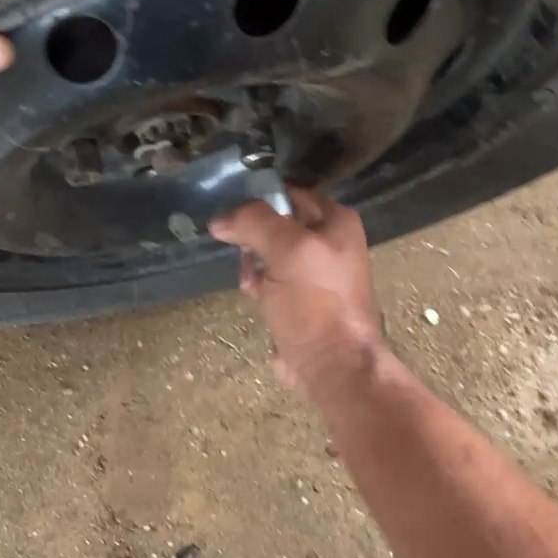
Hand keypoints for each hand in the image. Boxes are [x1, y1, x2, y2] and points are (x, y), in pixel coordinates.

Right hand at [210, 190, 387, 391]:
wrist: (330, 363)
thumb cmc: (314, 302)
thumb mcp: (286, 251)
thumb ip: (254, 223)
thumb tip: (220, 220)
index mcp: (337, 222)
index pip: (291, 193)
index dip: (260, 200)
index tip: (233, 214)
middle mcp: (330, 242)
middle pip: (277, 223)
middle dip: (253, 238)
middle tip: (242, 252)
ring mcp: (316, 273)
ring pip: (269, 253)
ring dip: (252, 264)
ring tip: (249, 282)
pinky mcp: (302, 299)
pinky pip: (272, 280)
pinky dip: (258, 285)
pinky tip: (254, 297)